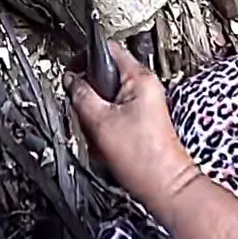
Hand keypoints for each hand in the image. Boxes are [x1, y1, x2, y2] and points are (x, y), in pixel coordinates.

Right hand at [69, 41, 199, 209]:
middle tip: (82, 105)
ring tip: (95, 127)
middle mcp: (145, 86)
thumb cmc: (144, 159)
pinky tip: (103, 137)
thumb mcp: (100, 121)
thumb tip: (70, 80)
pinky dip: (105, 120)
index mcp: (139, 78)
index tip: (72, 71)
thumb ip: (81, 94)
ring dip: (96, 109)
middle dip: (89, 90)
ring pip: (108, 94)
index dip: (84, 58)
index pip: (107, 49)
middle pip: (105, 73)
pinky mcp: (142, 118)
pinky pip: (115, 109)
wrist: (166, 189)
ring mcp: (145, 102)